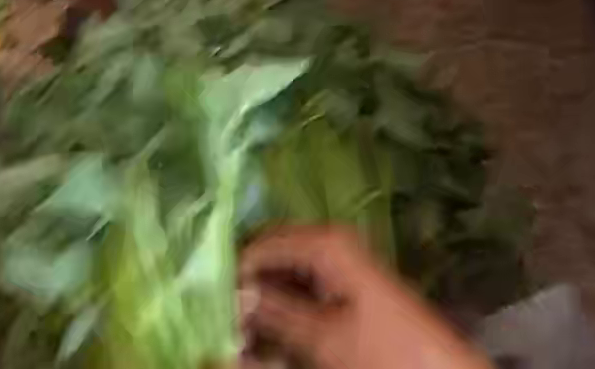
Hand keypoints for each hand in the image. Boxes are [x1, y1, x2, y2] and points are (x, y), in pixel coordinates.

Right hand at [240, 227, 492, 368]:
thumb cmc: (385, 352)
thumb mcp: (326, 339)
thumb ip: (278, 312)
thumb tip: (234, 294)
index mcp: (324, 241)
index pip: (262, 243)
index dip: (235, 269)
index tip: (209, 297)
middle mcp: (327, 242)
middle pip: (272, 254)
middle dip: (248, 285)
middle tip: (222, 317)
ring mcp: (337, 263)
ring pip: (284, 274)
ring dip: (264, 301)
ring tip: (240, 332)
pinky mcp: (344, 286)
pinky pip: (301, 289)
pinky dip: (284, 309)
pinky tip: (269, 334)